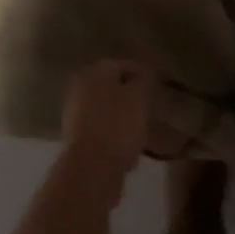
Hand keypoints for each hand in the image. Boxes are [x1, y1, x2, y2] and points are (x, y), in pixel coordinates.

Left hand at [60, 59, 155, 181]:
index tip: (159, 90)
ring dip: (123, 116)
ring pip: (107, 107)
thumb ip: (143, 79)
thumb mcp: (139, 97)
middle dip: (132, 96)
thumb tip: (143, 72)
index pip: (125, 65)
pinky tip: (128, 146)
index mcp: (96, 70)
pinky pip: (101, 128)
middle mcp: (81, 85)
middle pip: (113, 86)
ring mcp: (75, 111)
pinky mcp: (76, 136)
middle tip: (152, 109)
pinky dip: (114, 133)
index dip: (144, 76)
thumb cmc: (118, 126)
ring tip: (143, 130)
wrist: (91, 169)